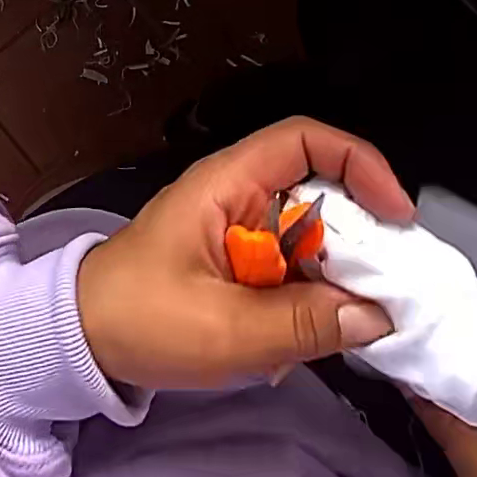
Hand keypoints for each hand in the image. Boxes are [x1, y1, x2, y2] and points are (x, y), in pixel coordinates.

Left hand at [76, 116, 411, 387]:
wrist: (81, 337)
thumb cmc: (139, 318)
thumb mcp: (221, 330)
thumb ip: (300, 324)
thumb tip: (375, 315)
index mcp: (230, 182)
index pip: (304, 140)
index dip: (358, 162)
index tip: (395, 211)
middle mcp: (241, 191)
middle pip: (318, 185)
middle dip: (360, 226)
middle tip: (392, 275)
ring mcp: (242, 224)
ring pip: (312, 228)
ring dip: (341, 265)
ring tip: (362, 309)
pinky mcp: (242, 256)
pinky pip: (295, 260)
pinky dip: (316, 288)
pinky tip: (319, 326)